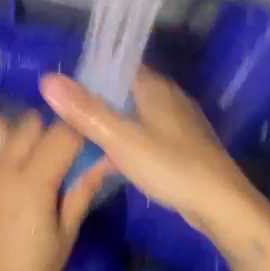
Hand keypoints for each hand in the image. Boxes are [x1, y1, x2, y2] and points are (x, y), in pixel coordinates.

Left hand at [0, 111, 111, 270]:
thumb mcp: (66, 237)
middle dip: (50, 132)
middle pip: (32, 122)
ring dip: (14, 132)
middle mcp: (4, 168)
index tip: (89, 146)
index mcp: (35, 182)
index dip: (81, 134)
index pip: (64, 133)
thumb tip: (105, 163)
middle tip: (61, 155)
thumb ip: (81, 194)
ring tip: (26, 153)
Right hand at [40, 68, 262, 233]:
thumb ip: (85, 111)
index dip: (88, 73)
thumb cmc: (170, 166)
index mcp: (155, 87)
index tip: (60, 89)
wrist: (221, 204)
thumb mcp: (121, 139)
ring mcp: (179, 123)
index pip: (117, 66)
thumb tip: (48, 79)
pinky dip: (127, 142)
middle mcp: (169, 97)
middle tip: (63, 117)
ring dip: (112, 123)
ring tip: (80, 139)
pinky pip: (147, 135)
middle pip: (125, 90)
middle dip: (96, 100)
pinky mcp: (183, 147)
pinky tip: (111, 161)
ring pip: (136, 115)